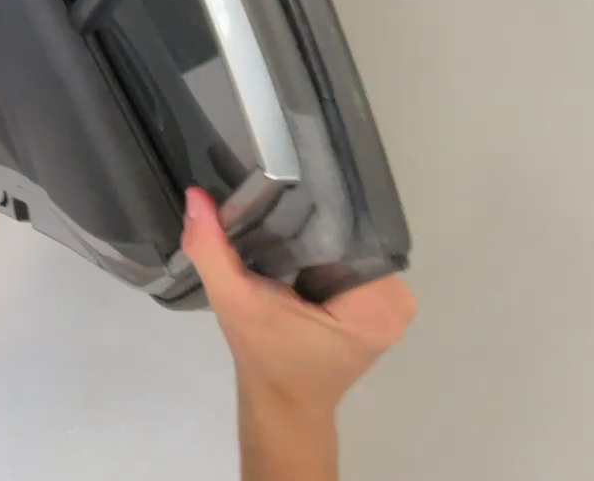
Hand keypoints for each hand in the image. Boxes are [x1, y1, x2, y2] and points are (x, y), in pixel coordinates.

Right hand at [180, 187, 415, 418]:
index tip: (270, 192)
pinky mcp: (376, 302)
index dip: (305, 209)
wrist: (280, 401)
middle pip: (348, 232)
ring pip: (346, 240)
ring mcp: (391, 301)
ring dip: (309, 232)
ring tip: (273, 216)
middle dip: (305, 218)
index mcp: (377, 302)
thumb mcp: (232, 299)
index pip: (346, 229)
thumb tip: (196, 194)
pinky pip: (347, 256)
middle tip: (264, 199)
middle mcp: (397, 298)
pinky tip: (288, 242)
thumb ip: (211, 248)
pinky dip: (315, 248)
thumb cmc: (265, 356)